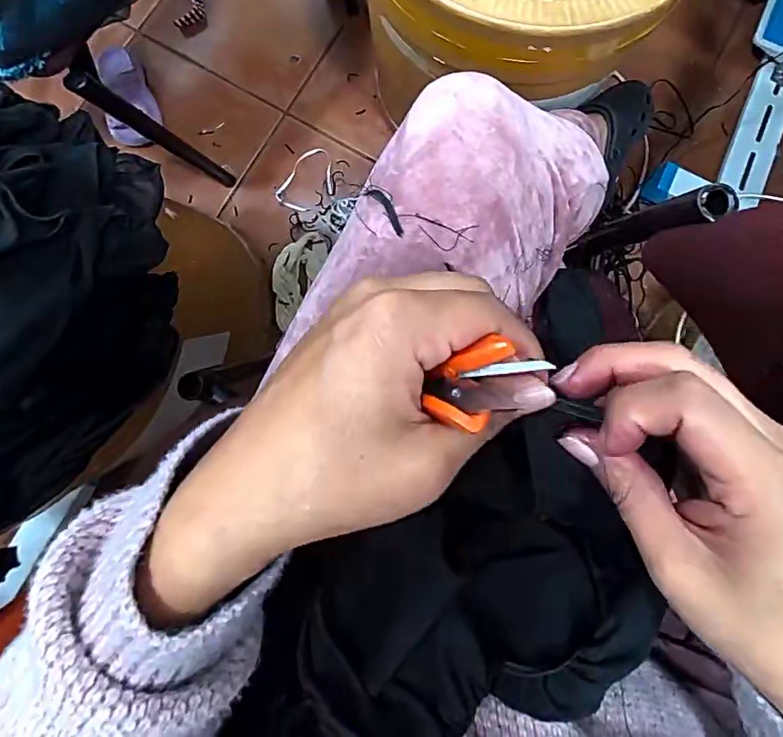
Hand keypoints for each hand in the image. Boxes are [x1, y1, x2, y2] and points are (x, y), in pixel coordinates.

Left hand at [139, 273, 555, 623]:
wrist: (244, 491)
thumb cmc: (338, 480)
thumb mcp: (429, 461)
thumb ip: (493, 415)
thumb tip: (537, 390)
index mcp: (399, 319)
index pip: (490, 310)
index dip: (523, 348)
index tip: (532, 391)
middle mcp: (378, 290)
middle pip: (467, 291)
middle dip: (495, 337)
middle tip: (494, 394)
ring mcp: (355, 297)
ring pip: (439, 294)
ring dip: (463, 334)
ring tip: (456, 391)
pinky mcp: (342, 312)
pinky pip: (408, 303)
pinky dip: (432, 331)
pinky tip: (421, 379)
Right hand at [554, 343, 782, 736]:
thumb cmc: (754, 623)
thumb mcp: (677, 569)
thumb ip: (629, 492)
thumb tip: (578, 436)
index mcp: (761, 470)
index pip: (685, 397)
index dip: (629, 407)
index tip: (599, 446)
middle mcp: (768, 432)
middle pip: (685, 365)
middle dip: (618, 364)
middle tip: (568, 383)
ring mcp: (765, 429)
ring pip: (690, 369)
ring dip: (631, 371)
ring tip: (585, 390)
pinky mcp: (753, 436)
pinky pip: (697, 393)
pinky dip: (650, 390)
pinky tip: (620, 408)